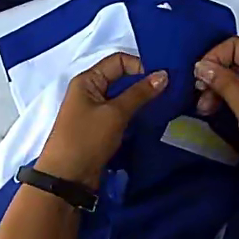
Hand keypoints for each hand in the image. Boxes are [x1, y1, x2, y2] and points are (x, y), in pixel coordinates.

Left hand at [35, 53, 167, 186]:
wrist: (67, 178)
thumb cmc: (87, 139)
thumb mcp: (114, 114)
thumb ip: (139, 93)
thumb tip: (163, 74)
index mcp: (87, 80)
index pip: (118, 60)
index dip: (140, 65)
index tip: (164, 77)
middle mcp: (90, 91)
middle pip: (121, 77)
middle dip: (144, 81)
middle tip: (172, 88)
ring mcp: (95, 110)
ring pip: (123, 97)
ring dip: (142, 99)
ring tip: (168, 101)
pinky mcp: (101, 127)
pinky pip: (121, 113)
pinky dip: (136, 113)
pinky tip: (154, 117)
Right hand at [193, 36, 238, 188]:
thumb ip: (224, 83)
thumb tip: (201, 65)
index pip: (237, 46)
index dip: (215, 57)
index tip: (197, 77)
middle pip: (236, 61)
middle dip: (215, 76)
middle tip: (199, 96)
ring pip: (237, 79)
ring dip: (218, 91)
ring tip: (204, 109)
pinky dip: (227, 101)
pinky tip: (214, 112)